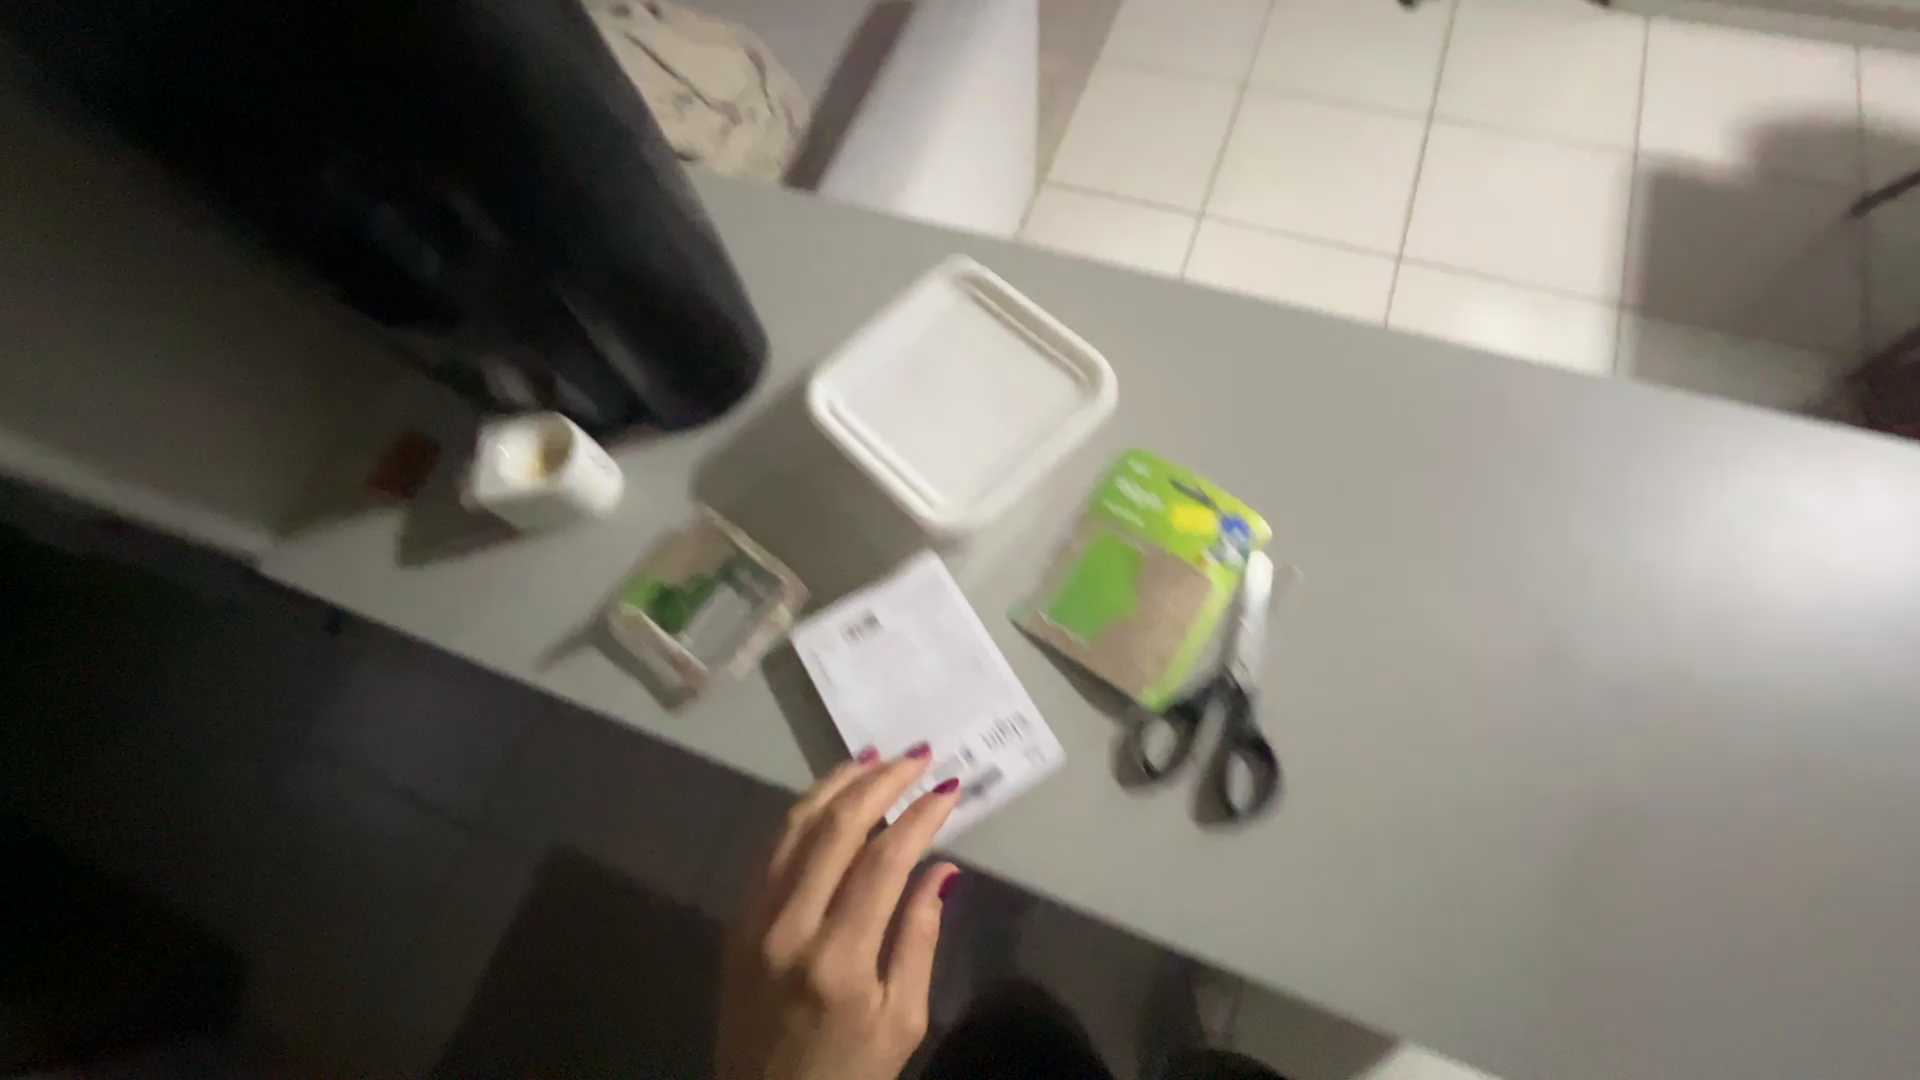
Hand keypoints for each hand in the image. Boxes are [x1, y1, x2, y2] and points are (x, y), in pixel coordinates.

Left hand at [715, 748, 961, 1079]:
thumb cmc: (847, 1073)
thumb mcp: (902, 1021)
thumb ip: (919, 938)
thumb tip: (941, 868)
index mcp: (839, 959)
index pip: (884, 860)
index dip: (919, 816)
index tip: (947, 788)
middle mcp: (790, 927)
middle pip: (837, 827)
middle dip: (881, 782)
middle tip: (915, 756)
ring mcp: (755, 919)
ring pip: (796, 826)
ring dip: (838, 784)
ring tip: (874, 758)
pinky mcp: (737, 920)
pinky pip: (773, 848)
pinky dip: (804, 812)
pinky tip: (830, 796)